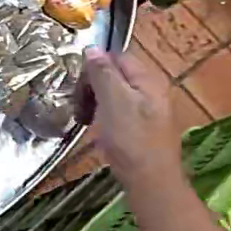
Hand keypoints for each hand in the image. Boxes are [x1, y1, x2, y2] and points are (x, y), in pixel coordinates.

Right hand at [85, 47, 184, 188]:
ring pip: (114, 93)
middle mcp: (151, 89)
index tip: (79, 88)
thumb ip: (102, 73)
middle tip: (79, 107)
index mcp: (147, 79)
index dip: (94, 68)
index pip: (115, 57)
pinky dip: (104, 116)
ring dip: (95, 102)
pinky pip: (119, 110)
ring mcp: (149, 109)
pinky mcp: (143, 126)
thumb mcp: (113, 101)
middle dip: (92, 87)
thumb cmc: (130, 140)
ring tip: (85, 120)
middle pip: (114, 74)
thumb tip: (92, 48)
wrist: (151, 182)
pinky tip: (99, 131)